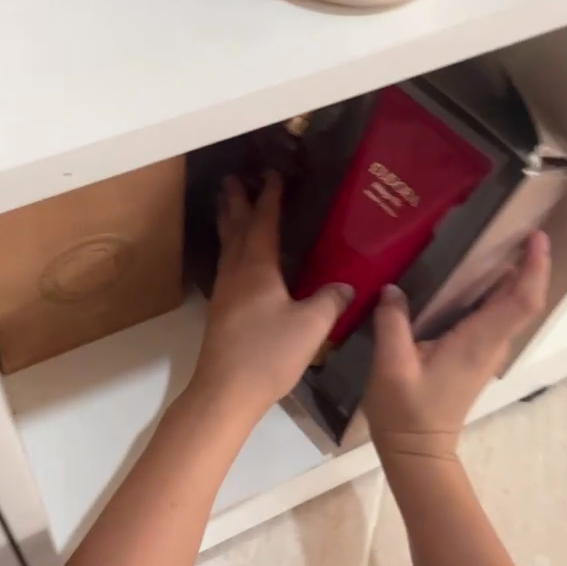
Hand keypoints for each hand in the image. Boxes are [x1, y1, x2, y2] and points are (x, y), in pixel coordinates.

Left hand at [189, 174, 353, 419]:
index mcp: (257, 268)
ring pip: (226, 246)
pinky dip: (231, 247)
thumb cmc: (268, 354)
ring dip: (228, 221)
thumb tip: (345, 285)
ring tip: (227, 206)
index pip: (264, 223)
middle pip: (235, 228)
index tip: (273, 174)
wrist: (226, 390)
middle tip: (233, 178)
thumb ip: (329, 301)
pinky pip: (226, 265)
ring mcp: (225, 291)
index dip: (270, 198)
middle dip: (236, 201)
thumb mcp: (310, 326)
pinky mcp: (221, 310)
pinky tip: (235, 258)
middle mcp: (236, 273)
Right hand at [365, 231, 551, 462]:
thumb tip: (392, 288)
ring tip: (501, 244)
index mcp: (476, 343)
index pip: (519, 302)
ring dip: (515, 276)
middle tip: (520, 230)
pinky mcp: (473, 355)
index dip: (533, 269)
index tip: (536, 238)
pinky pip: (495, 316)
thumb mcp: (391, 365)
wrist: (417, 450)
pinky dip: (497, 291)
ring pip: (511, 308)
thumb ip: (393, 323)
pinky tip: (473, 278)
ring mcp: (484, 352)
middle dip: (529, 264)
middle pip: (522, 300)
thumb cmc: (406, 411)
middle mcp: (489, 345)